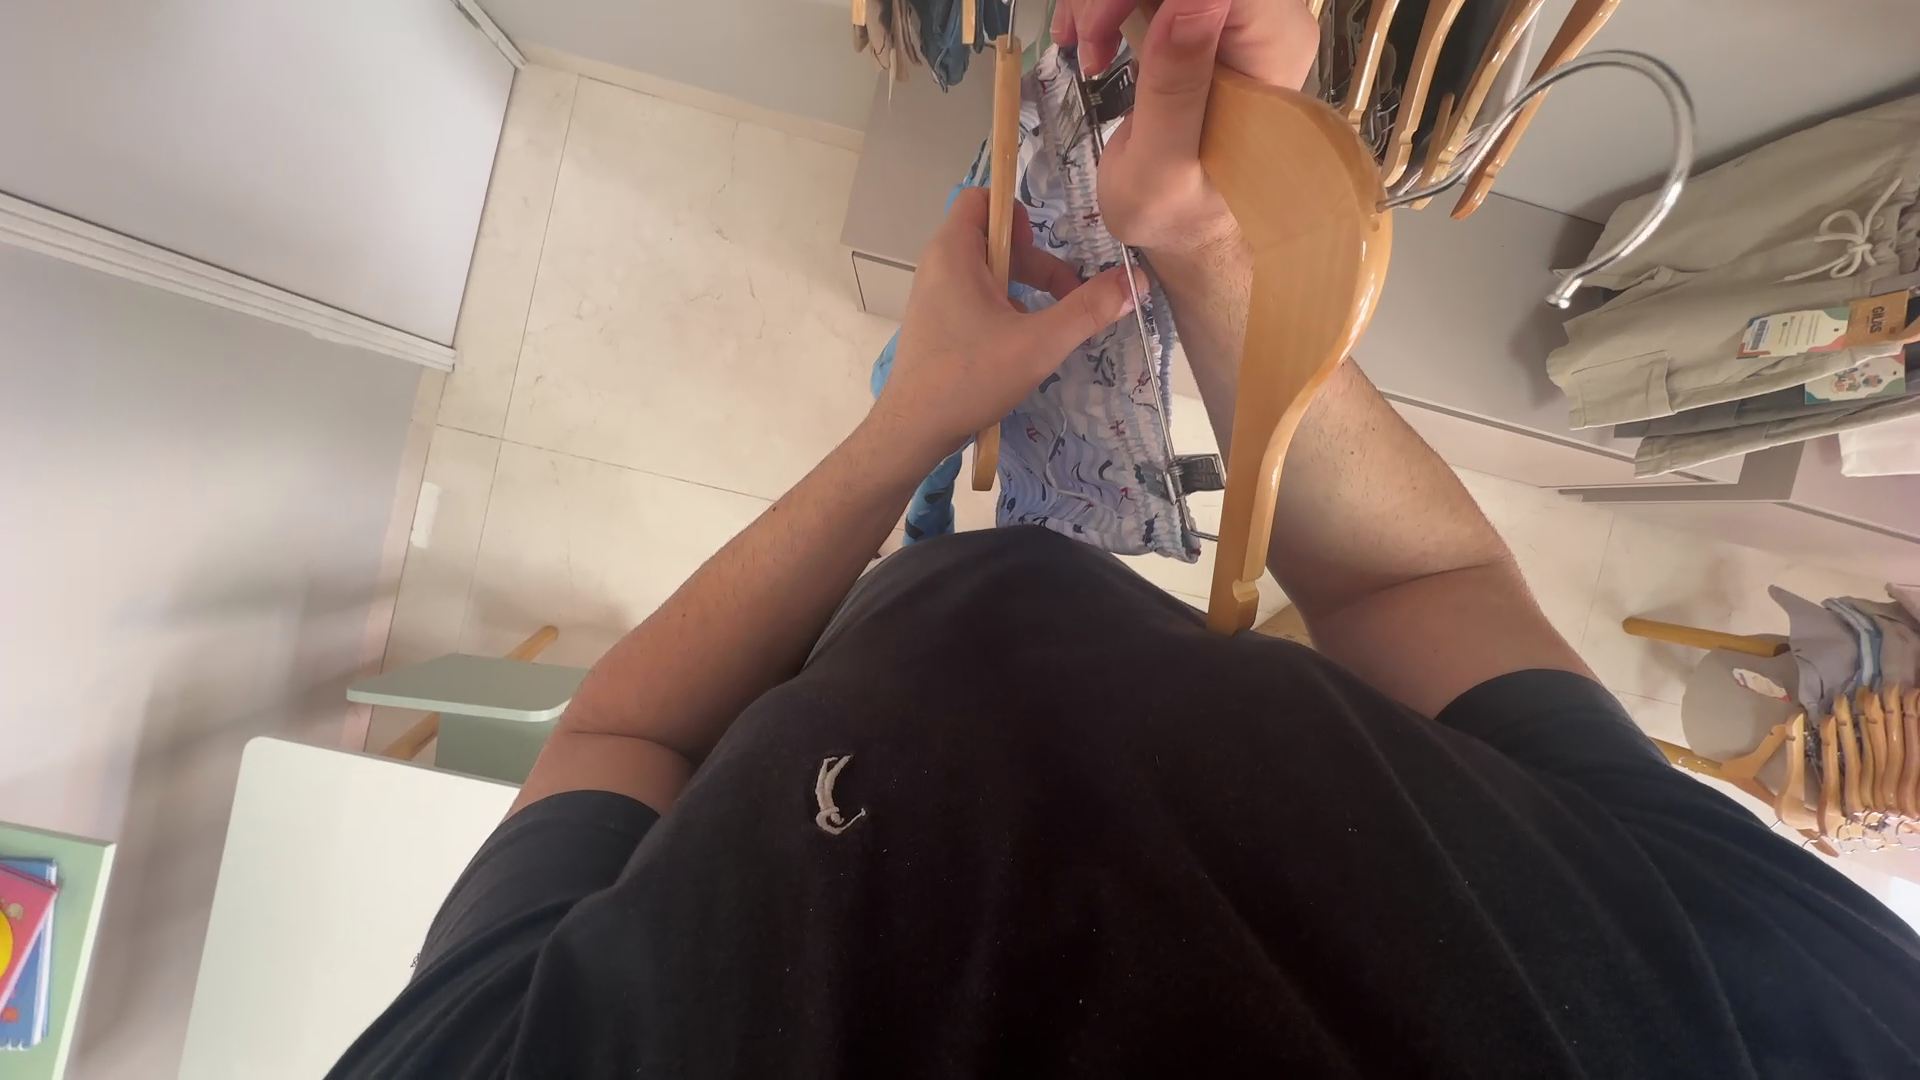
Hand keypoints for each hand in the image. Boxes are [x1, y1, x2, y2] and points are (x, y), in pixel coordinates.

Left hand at [872, 187, 1140, 462]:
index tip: (1041, 246)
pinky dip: (1003, 315)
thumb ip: (1088, 310)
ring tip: (1045, 330)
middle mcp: (938, 268)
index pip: (981, 199)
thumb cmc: (969, 379)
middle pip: (993, 241)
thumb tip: (1136, 281)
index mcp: (953, 254)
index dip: (1016, 212)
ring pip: (987, 277)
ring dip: (1023, 294)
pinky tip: (1018, 351)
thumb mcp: (1038, 344)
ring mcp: (934, 300)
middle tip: (1065, 295)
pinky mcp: (936, 329)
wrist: (913, 431)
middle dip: (1034, 263)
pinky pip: (975, 304)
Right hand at [1052, 0, 1317, 258]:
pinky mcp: (1201, 17)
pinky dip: (1109, 4)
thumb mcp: (1162, 170)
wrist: (1176, 224)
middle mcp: (1262, 20)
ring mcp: (1229, 16)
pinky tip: (1088, 41)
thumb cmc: (1172, 215)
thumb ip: (1175, 92)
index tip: (1102, 22)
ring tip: (1082, 48)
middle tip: (1084, 41)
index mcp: (1269, 52)